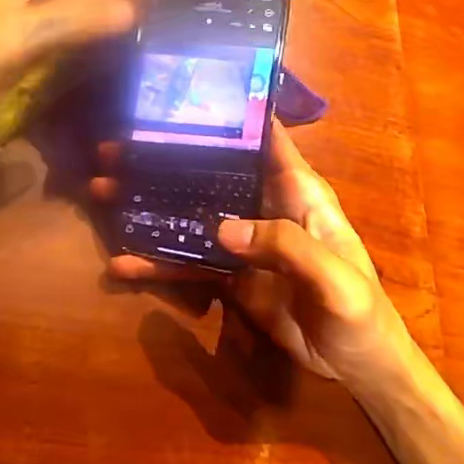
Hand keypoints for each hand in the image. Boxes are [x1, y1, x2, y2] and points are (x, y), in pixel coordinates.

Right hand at [94, 122, 409, 380]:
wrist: (359, 367)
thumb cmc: (361, 313)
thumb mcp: (335, 279)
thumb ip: (286, 247)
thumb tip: (221, 230)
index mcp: (294, 190)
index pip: (260, 137)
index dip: (227, 112)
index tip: (179, 97)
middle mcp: (261, 204)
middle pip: (206, 170)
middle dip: (161, 157)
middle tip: (113, 149)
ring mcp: (240, 239)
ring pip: (187, 212)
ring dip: (146, 203)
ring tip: (101, 191)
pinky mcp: (227, 273)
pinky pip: (185, 261)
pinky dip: (154, 263)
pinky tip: (121, 264)